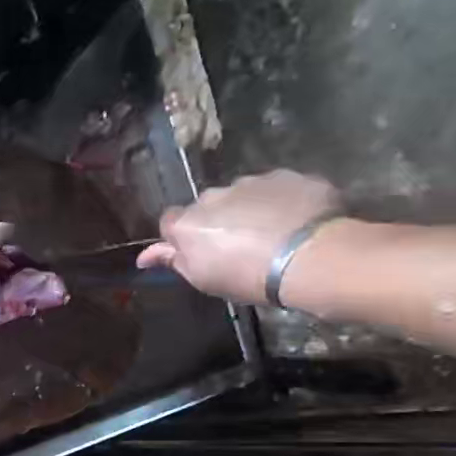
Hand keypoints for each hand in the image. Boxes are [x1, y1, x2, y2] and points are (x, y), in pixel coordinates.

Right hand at [136, 169, 340, 302]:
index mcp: (187, 223)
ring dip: (248, 209)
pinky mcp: (288, 176)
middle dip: (216, 220)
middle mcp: (213, 196)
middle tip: (237, 246)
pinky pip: (277, 189)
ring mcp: (251, 182)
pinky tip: (296, 221)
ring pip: (241, 195)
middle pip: (206, 206)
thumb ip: (173, 261)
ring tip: (271, 233)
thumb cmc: (246, 276)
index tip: (196, 252)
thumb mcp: (203, 279)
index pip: (169, 222)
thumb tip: (144, 257)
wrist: (310, 257)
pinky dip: (280, 201)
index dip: (181, 237)